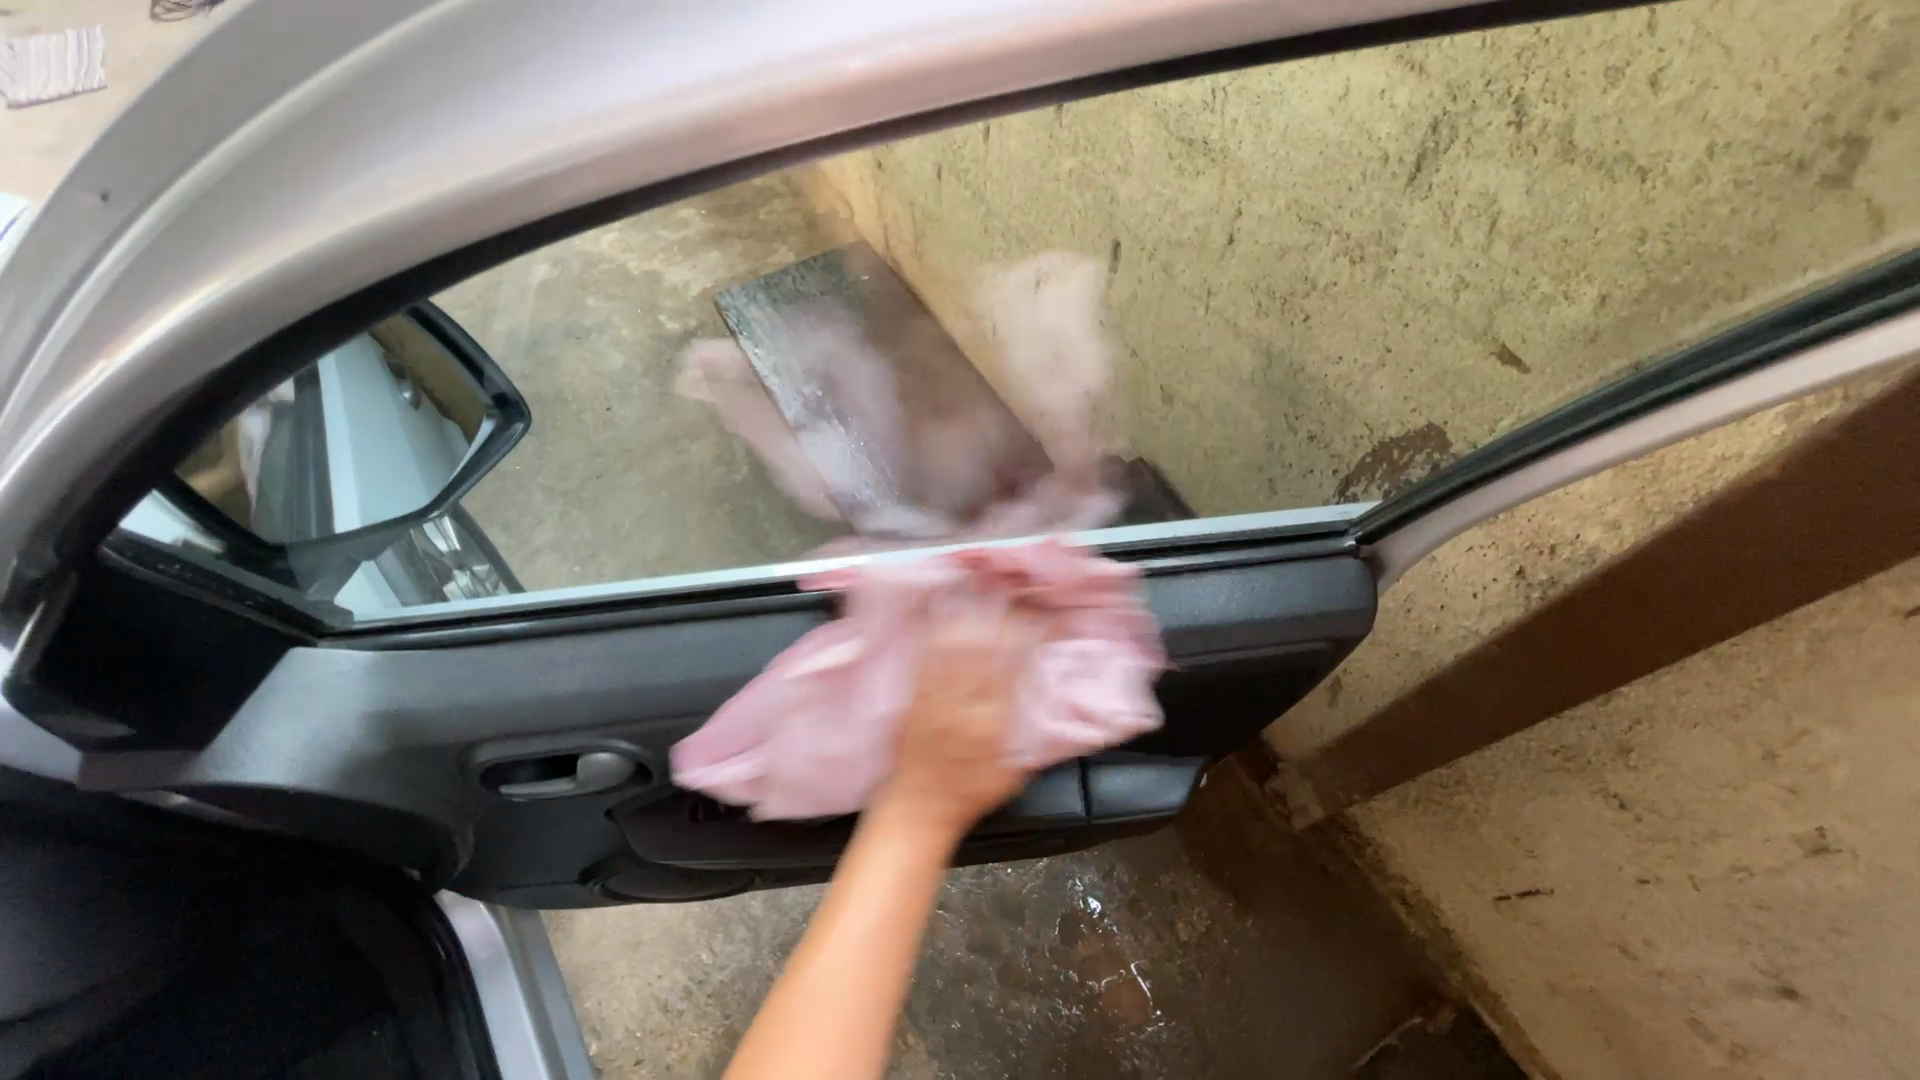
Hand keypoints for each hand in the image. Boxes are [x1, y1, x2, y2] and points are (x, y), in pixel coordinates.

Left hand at [875, 606, 1034, 838]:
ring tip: (988, 592)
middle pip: (984, 648)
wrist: (918, 808)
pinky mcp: (915, 695)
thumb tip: (1044, 701)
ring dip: (973, 616)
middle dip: (1002, 617)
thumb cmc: (970, 794)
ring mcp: (935, 696)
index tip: (1042, 619)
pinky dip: (941, 631)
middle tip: (1018, 595)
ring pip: (956, 646)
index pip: (1013, 668)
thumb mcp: (1013, 771)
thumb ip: (1028, 735)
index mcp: (990, 722)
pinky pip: (929, 656)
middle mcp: (961, 703)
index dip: (1028, 638)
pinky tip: (949, 612)